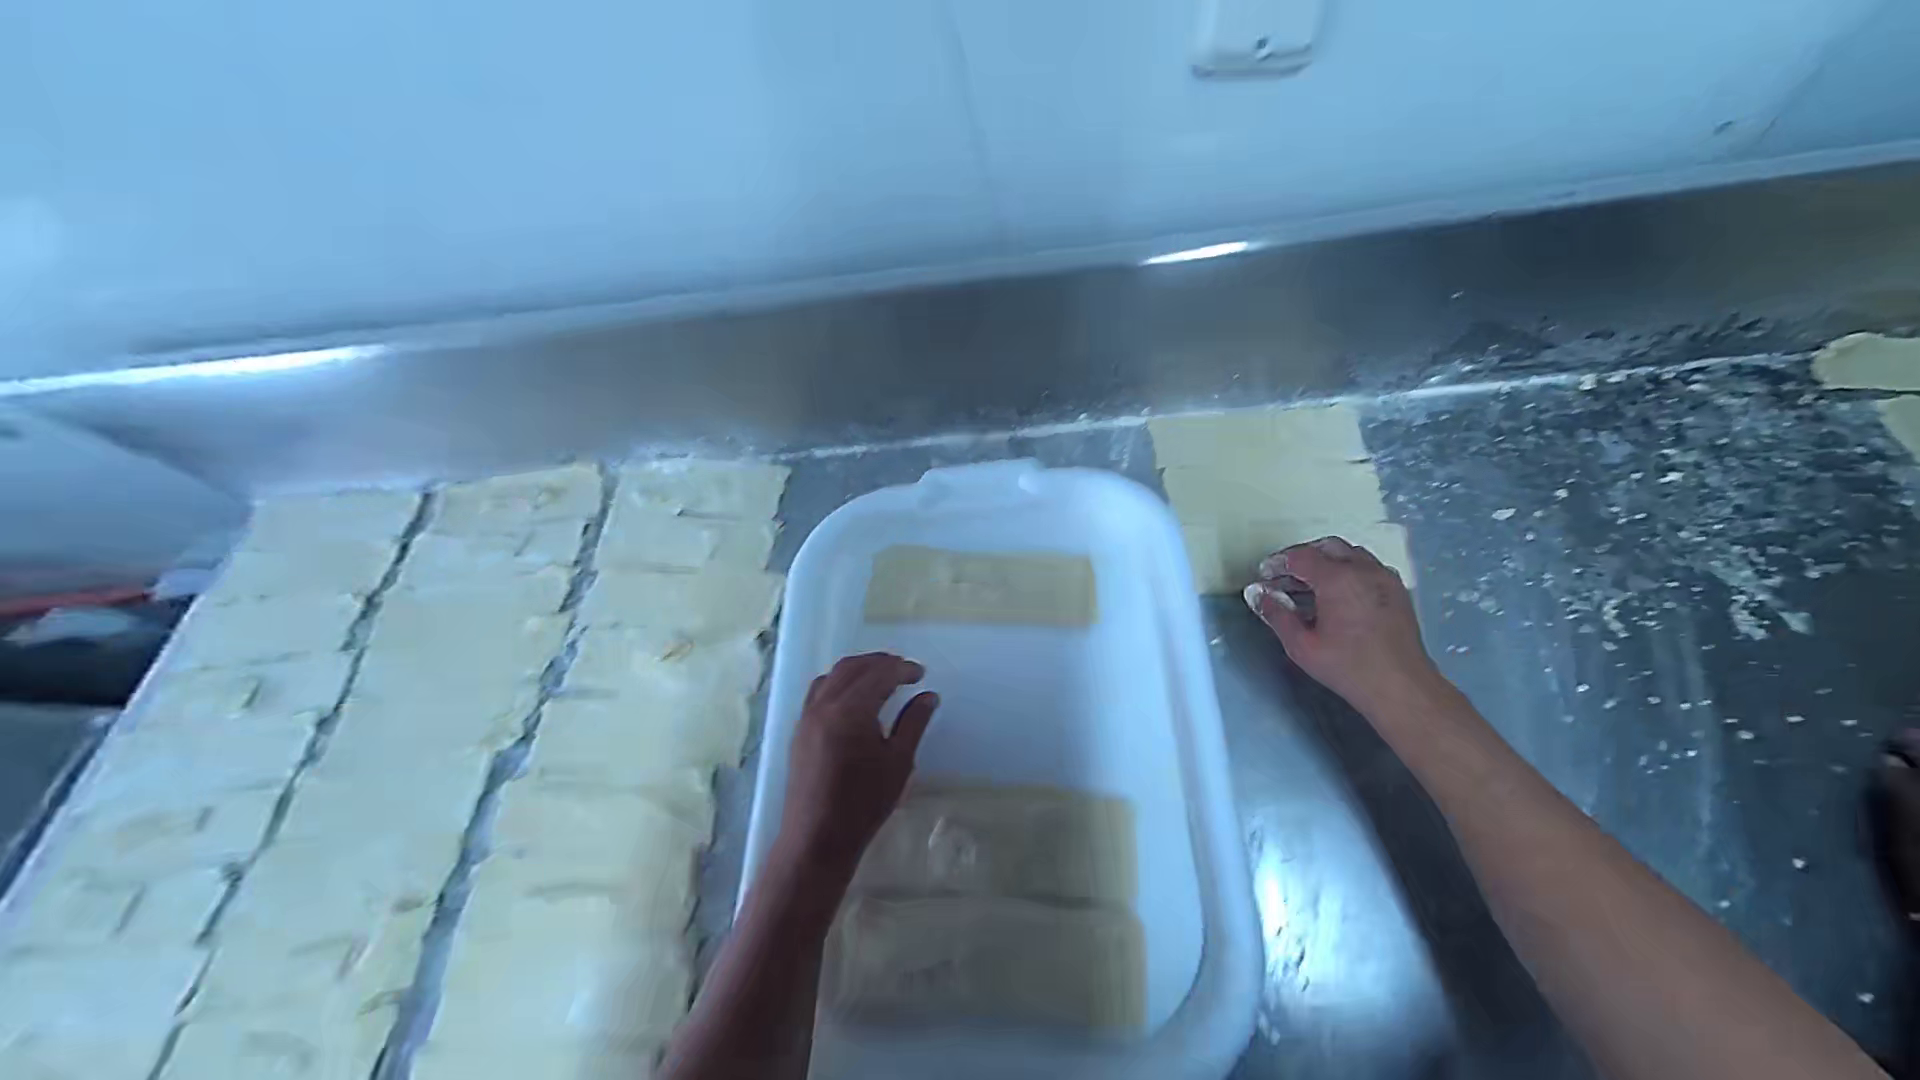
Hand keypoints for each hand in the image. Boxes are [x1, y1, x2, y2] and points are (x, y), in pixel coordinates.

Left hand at [778, 652, 938, 877]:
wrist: (816, 839)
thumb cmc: (863, 803)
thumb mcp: (899, 762)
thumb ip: (913, 723)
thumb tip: (928, 696)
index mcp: (850, 710)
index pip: (879, 674)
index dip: (902, 669)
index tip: (920, 673)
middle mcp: (824, 705)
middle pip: (853, 667)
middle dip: (880, 663)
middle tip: (904, 670)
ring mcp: (807, 716)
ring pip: (833, 676)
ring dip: (859, 669)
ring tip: (881, 677)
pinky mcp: (799, 730)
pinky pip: (819, 690)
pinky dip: (839, 682)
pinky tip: (853, 697)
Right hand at [1242, 536, 1442, 715]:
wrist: (1401, 687)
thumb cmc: (1348, 667)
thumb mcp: (1300, 645)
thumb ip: (1275, 614)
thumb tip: (1256, 594)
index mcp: (1338, 579)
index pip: (1300, 556)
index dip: (1278, 562)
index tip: (1264, 576)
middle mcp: (1364, 570)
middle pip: (1327, 546)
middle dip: (1302, 556)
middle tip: (1284, 576)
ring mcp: (1385, 578)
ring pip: (1350, 553)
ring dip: (1326, 561)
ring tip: (1309, 585)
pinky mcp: (1397, 590)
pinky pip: (1367, 566)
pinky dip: (1347, 569)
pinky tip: (1337, 594)